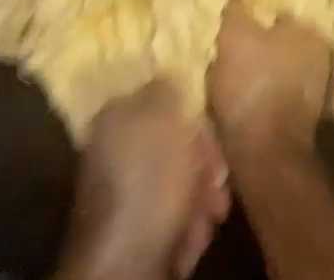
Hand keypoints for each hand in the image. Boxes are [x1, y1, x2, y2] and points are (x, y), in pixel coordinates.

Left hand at [60, 79, 230, 279]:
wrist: (124, 265)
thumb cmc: (147, 183)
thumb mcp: (161, 121)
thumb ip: (166, 90)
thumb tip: (169, 72)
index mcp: (116, 119)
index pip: (161, 102)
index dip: (192, 117)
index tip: (211, 133)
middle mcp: (116, 153)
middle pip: (174, 147)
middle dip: (203, 164)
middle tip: (216, 180)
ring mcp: (126, 194)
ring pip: (180, 185)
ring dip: (201, 199)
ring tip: (208, 216)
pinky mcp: (138, 231)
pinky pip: (174, 218)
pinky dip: (188, 227)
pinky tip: (192, 237)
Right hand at [207, 0, 332, 154]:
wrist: (262, 154)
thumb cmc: (252, 85)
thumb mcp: (235, 34)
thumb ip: (236, 5)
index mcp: (312, 30)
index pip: (279, 2)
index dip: (252, 1)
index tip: (229, 3)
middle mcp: (319, 56)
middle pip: (275, 31)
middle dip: (251, 31)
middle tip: (222, 27)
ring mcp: (310, 86)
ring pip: (270, 59)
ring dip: (250, 58)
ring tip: (221, 55)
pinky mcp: (295, 111)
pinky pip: (268, 83)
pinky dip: (253, 81)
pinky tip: (232, 82)